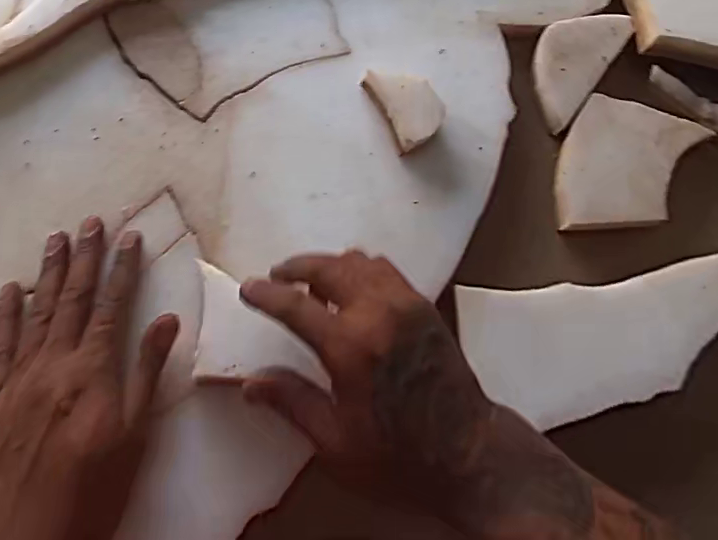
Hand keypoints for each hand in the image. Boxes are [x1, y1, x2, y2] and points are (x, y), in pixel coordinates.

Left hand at [0, 218, 179, 539]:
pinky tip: (8, 292)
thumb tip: (167, 318)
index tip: (130, 236)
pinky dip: (4, 316)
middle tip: (90, 222)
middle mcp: (52, 364)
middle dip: (84, 257)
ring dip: (47, 272)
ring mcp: (18, 381)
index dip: (122, 268)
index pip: (111, 305)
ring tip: (56, 238)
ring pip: (35, 313)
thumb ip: (147, 373)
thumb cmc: (89, 495)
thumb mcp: (133, 438)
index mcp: (91, 371)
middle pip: (71, 299)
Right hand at [239, 251, 678, 539]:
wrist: (469, 454)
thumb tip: (249, 383)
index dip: (267, 294)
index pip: (295, 306)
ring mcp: (404, 301)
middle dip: (296, 267)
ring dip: (329, 263)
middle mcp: (376, 310)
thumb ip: (292, 403)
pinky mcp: (423, 302)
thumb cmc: (397, 456)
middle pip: (327, 268)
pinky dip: (361, 266)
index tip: (248, 287)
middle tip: (277, 274)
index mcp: (349, 345)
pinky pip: (385, 267)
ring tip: (312, 279)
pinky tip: (354, 281)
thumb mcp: (336, 443)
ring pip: (357, 260)